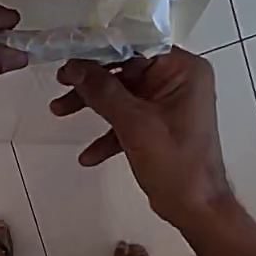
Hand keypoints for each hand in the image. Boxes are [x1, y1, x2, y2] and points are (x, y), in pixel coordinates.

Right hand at [51, 49, 237, 229]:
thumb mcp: (136, 125)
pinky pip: (128, 121)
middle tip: (61, 82)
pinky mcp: (158, 127)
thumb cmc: (177, 165)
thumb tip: (75, 67)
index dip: (101, 49)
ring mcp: (168, 105)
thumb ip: (104, 92)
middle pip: (125, 71)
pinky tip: (88, 156)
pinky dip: (108, 135)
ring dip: (93, 106)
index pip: (137, 47)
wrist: (196, 209)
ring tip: (59, 111)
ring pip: (122, 96)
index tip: (71, 54)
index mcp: (183, 71)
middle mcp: (178, 82)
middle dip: (91, 82)